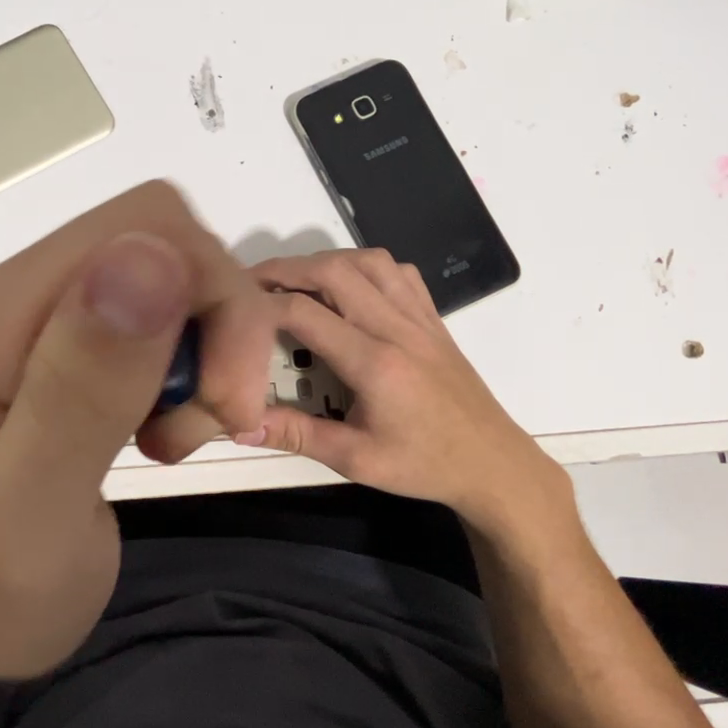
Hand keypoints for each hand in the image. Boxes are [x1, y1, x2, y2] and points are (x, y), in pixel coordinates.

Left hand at [0, 181, 273, 680]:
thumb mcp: (29, 516)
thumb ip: (80, 393)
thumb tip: (151, 252)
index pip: (138, 228)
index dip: (209, 302)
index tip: (218, 406)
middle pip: (158, 240)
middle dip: (213, 332)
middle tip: (198, 429)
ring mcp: (22, 313)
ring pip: (163, 274)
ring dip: (200, 354)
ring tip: (167, 440)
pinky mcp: (49, 338)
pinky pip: (149, 313)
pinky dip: (180, 366)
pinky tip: (153, 430)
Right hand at [243, 250, 569, 536]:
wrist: (494, 465)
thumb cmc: (424, 465)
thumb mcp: (354, 460)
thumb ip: (295, 435)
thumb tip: (238, 425)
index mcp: (375, 363)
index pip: (305, 313)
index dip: (261, 306)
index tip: (232, 313)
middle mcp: (397, 329)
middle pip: (334, 271)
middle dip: (285, 269)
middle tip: (250, 285)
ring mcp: (420, 319)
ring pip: (368, 262)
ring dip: (323, 262)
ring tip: (293, 282)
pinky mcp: (433, 320)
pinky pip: (398, 273)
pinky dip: (364, 267)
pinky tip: (347, 289)